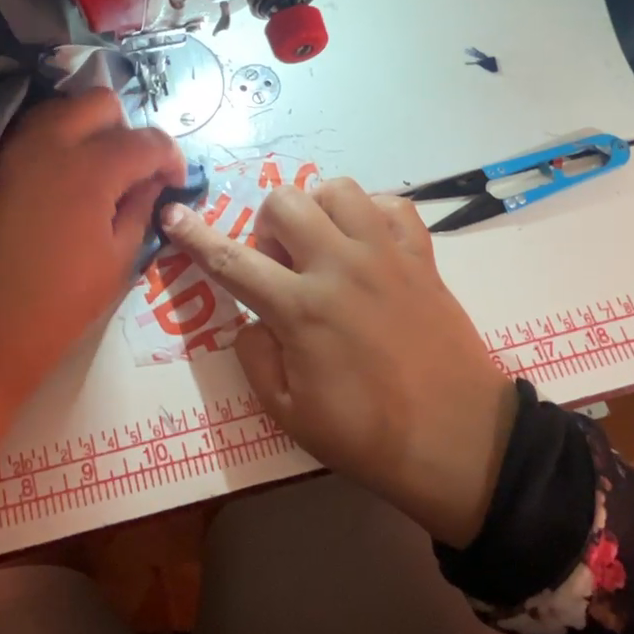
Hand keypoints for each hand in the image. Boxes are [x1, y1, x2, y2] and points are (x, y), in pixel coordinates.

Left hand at [0, 88, 182, 561]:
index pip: (146, 139)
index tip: (174, 182)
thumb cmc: (54, 309)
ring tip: (92, 175)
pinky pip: (25, 135)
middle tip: (131, 172)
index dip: (170, 157)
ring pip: (57, 110)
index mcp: (91, 169)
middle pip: (98, 102)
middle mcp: (48, 143)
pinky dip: (49, 145)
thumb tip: (151, 182)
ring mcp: (8, 150)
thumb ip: (139, 209)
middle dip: (124, 130)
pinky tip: (54, 185)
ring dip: (84, 131)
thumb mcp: (115, 263)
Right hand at [162, 179, 517, 546]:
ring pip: (338, 189)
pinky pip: (392, 204)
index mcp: (301, 309)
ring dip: (317, 210)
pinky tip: (367, 245)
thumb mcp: (289, 415)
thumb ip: (256, 357)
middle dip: (266, 226)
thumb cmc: (369, 438)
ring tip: (322, 247)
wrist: (461, 444)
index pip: (232, 261)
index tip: (173, 214)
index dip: (195, 236)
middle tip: (280, 267)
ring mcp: (386, 256)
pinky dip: (371, 214)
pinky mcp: (423, 257)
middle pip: (285, 202)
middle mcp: (340, 266)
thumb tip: (254, 319)